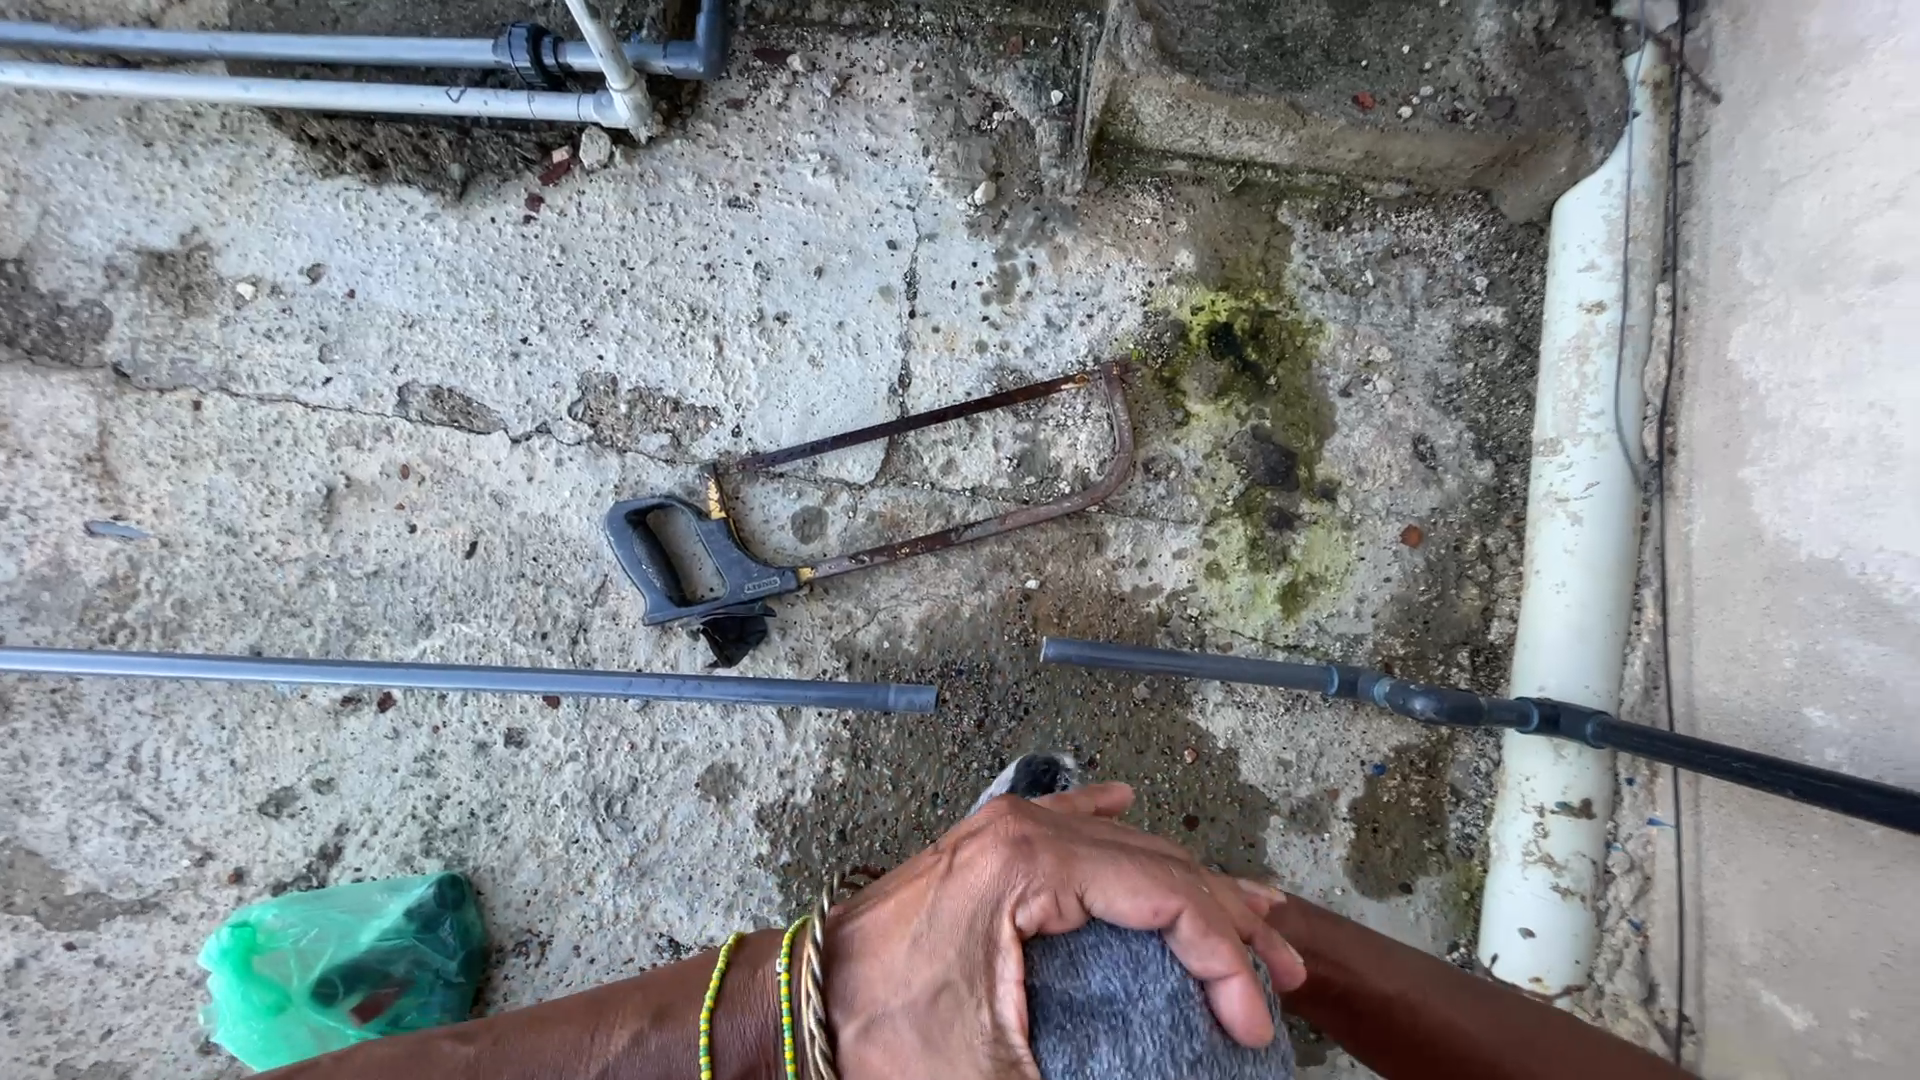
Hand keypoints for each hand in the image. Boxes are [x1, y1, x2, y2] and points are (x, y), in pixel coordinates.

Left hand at [819, 783, 1305, 1079]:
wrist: (809, 996)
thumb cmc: (888, 1031)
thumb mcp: (992, 1076)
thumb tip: (1165, 1076)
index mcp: (1032, 865)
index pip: (1163, 895)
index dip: (1224, 957)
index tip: (1255, 1021)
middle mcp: (1025, 827)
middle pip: (1154, 861)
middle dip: (1226, 917)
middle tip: (1283, 967)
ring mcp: (1006, 826)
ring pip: (1121, 841)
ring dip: (1184, 879)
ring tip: (1245, 911)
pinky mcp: (990, 839)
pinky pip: (1067, 817)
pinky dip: (1111, 821)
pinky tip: (1130, 805)